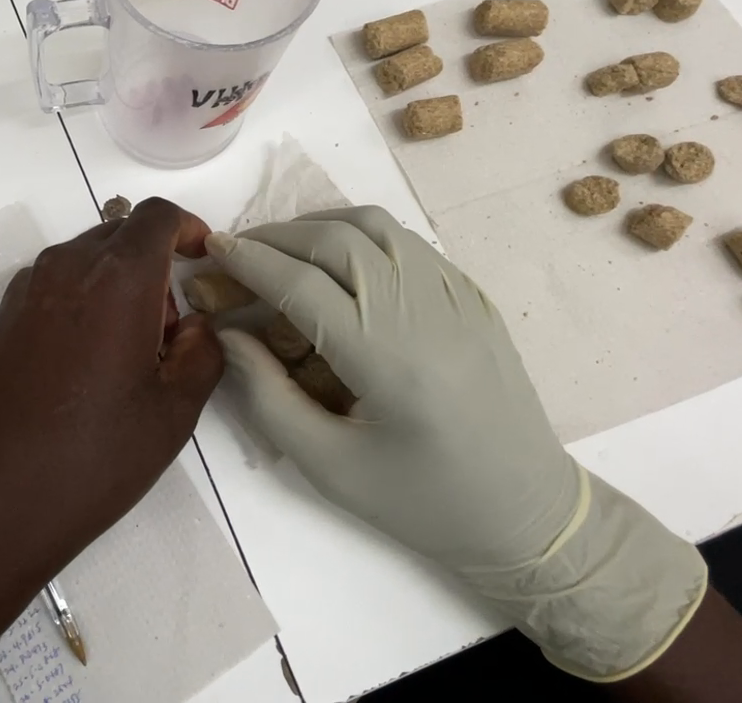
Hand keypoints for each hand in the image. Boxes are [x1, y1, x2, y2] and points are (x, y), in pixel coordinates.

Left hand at [0, 198, 222, 644]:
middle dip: (156, 263)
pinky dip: (84, 297)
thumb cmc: (91, 456)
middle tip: (170, 329)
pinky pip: (57, 283)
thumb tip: (193, 324)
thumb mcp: (172, 412)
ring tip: (129, 353)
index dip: (188, 227)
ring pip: (86, 258)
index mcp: (116, 277)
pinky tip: (87, 361)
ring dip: (118, 282)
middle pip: (121, 233)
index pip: (157, 215)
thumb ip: (201, 351)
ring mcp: (27, 288)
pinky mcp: (3, 315)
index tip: (204, 260)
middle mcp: (66, 266)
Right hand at [209, 206, 706, 681]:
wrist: (529, 515)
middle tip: (237, 250)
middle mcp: (421, 309)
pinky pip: (406, 240)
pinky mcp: (471, 296)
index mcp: (385, 356)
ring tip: (283, 248)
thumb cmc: (421, 501)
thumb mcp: (327, 465)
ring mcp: (454, 295)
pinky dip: (358, 233)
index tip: (212, 247)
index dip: (248, 260)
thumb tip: (227, 333)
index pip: (300, 283)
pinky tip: (339, 260)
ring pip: (373, 225)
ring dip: (317, 225)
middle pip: (333, 240)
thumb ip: (266, 394)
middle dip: (274, 236)